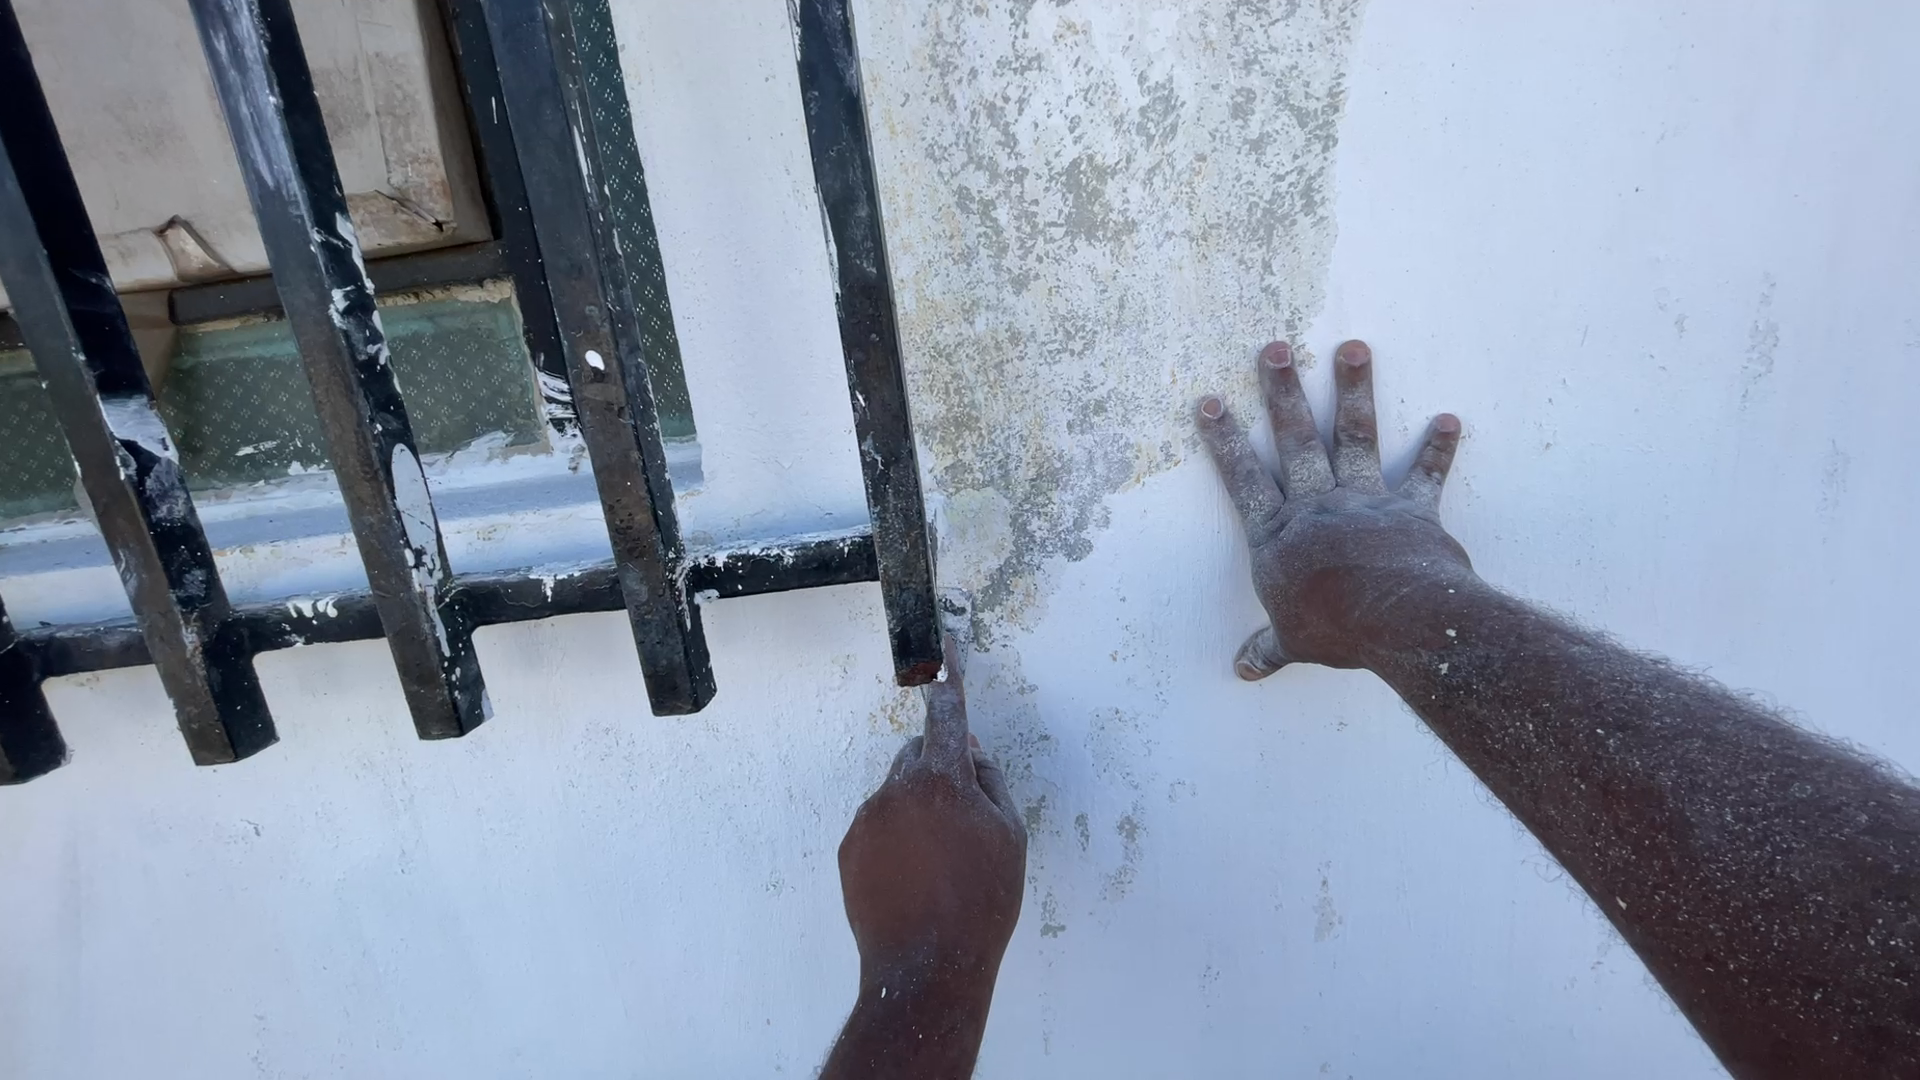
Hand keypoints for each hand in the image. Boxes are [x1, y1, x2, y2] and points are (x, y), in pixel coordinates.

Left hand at [836, 636, 1026, 1007]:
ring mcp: (868, 817)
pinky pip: (877, 823)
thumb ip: (989, 782)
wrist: (928, 969)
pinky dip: (894, 835)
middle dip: (939, 772)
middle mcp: (897, 788)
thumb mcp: (1010, 836)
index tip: (942, 640)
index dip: (949, 673)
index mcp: (942, 780)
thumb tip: (968, 751)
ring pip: (898, 792)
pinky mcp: (849, 847)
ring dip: (917, 807)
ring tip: (937, 862)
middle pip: (919, 756)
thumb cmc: (983, 900)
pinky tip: (911, 877)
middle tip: (961, 821)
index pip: (947, 712)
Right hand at [1196, 340, 1471, 674]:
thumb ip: (1268, 647)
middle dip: (1283, 393)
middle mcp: (1315, 506)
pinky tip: (1449, 420)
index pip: (1242, 479)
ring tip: (1353, 346)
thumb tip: (1242, 672)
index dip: (1224, 441)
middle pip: (1295, 441)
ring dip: (1355, 392)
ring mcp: (1364, 502)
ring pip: (1354, 438)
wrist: (1398, 622)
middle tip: (1276, 347)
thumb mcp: (1292, 641)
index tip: (1210, 401)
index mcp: (1278, 535)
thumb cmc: (1334, 630)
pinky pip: (1424, 476)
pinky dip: (1437, 451)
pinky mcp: (1411, 511)